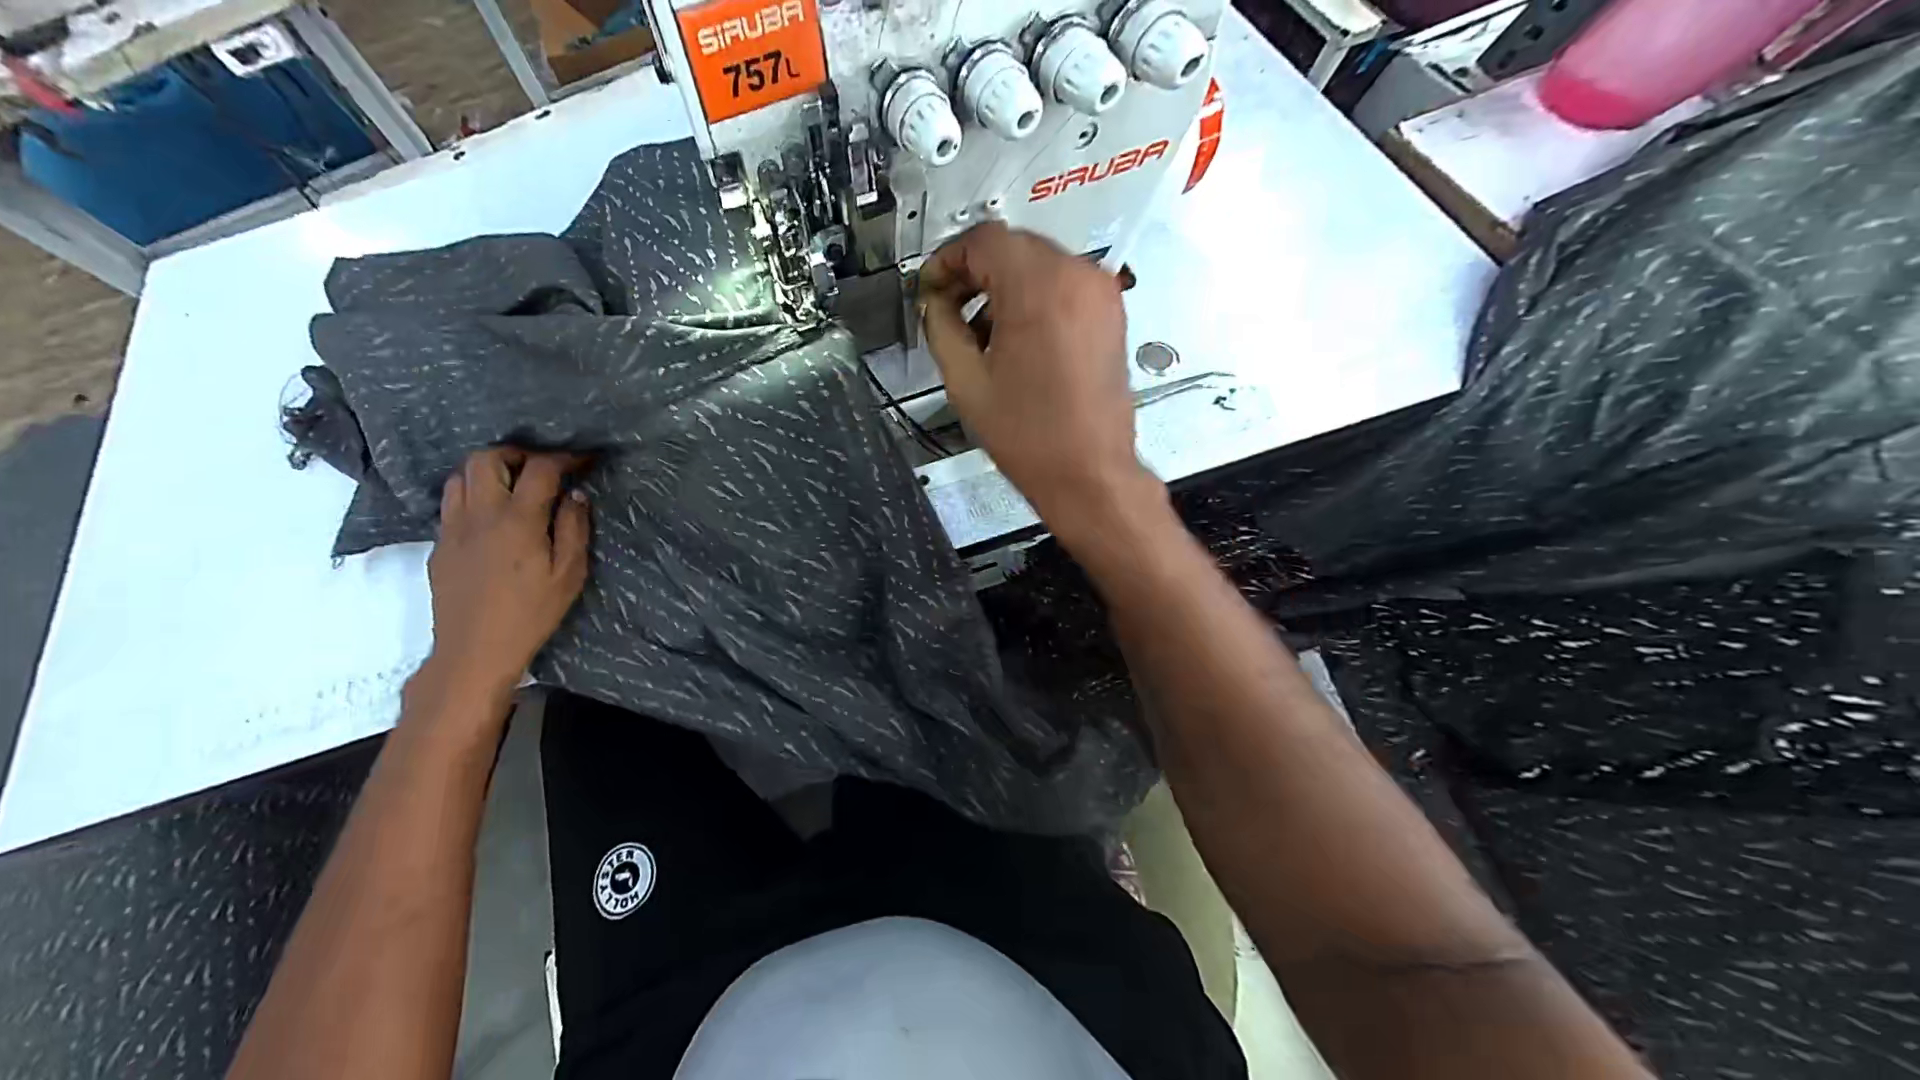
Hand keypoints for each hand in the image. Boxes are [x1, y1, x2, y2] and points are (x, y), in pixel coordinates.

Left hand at [420, 447, 590, 703]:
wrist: (474, 649)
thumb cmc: (531, 613)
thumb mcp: (569, 574)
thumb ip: (574, 528)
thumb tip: (576, 495)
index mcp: (518, 520)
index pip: (540, 469)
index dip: (565, 457)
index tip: (584, 460)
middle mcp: (480, 514)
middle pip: (487, 458)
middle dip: (517, 454)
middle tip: (542, 468)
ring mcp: (453, 527)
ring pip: (461, 476)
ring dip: (489, 471)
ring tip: (514, 486)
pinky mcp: (439, 544)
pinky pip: (451, 502)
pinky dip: (473, 494)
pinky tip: (492, 515)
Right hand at [919, 223, 1164, 545]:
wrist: (1088, 473)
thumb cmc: (1037, 439)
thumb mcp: (967, 381)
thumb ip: (941, 327)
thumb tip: (935, 304)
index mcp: (1040, 290)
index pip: (984, 240)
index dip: (948, 259)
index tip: (933, 283)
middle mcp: (1078, 280)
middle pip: (1013, 245)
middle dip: (975, 271)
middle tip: (948, 302)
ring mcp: (1100, 295)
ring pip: (1038, 263)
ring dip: (1003, 285)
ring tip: (980, 329)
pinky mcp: (1109, 314)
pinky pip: (1063, 285)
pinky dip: (1034, 297)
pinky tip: (1013, 335)